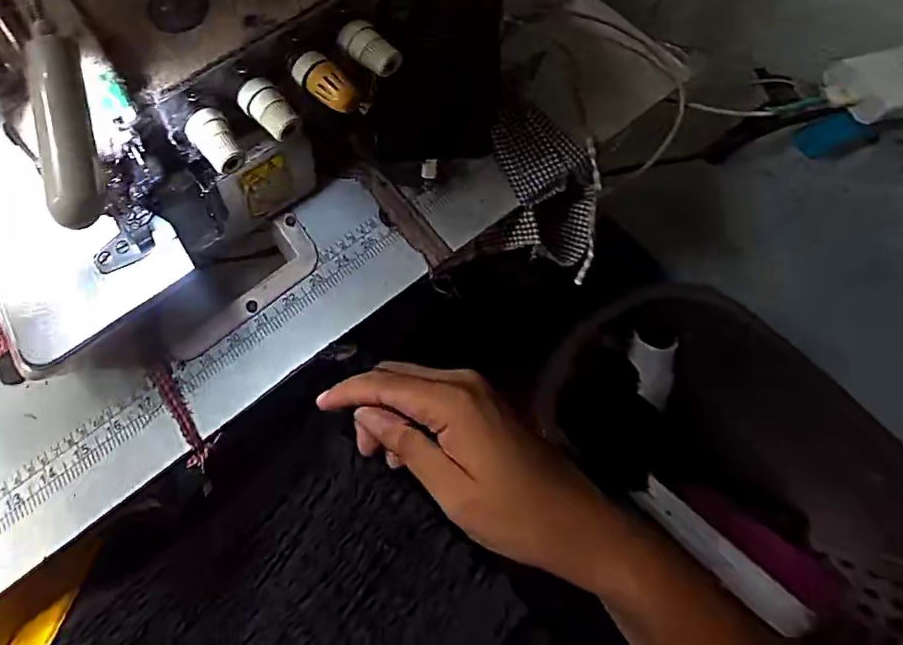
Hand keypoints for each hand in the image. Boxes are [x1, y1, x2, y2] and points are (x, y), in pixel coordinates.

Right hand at [316, 361, 645, 592]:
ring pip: (413, 383)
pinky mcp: (484, 400)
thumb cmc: (516, 516)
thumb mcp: (452, 491)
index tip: (321, 403)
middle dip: (368, 401)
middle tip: (361, 446)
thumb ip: (405, 444)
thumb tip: (367, 413)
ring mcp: (476, 389)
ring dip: (389, 408)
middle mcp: (462, 382)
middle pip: (397, 375)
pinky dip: (411, 412)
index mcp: (453, 401)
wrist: (581, 526)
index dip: (349, 391)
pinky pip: (433, 394)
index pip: (385, 384)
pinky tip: (408, 445)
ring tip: (382, 453)